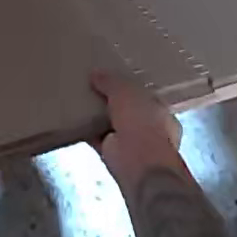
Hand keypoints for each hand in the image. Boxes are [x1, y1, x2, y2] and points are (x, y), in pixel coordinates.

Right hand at [89, 70, 187, 184]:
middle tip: (92, 86)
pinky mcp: (115, 155)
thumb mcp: (125, 90)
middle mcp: (151, 130)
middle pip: (127, 110)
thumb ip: (110, 81)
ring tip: (80, 99)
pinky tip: (74, 118)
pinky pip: (98, 137)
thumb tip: (95, 74)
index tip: (110, 78)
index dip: (128, 86)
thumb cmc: (142, 122)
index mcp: (161, 113)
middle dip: (111, 101)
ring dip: (98, 116)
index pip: (144, 96)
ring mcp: (133, 145)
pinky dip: (87, 130)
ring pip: (112, 124)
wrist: (139, 163)